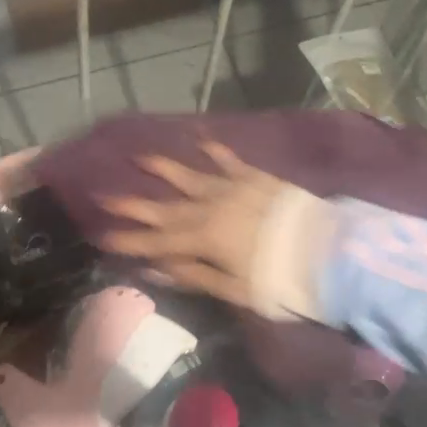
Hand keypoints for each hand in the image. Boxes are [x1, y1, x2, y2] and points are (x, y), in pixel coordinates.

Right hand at [98, 141, 290, 307]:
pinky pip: (228, 160)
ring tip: (139, 156)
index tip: (99, 236)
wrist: (326, 250)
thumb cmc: (280, 278)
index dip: (127, 240)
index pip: (155, 242)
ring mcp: (231, 188)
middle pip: (164, 207)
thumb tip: (154, 268)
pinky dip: (214, 149)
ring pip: (189, 176)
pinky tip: (200, 138)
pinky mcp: (253, 177)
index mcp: (202, 239)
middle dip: (131, 203)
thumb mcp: (234, 288)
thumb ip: (194, 276)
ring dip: (163, 167)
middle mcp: (209, 208)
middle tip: (102, 194)